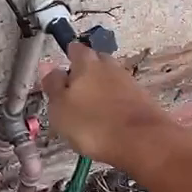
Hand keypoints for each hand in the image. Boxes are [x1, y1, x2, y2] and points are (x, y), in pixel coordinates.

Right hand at [40, 41, 185, 169]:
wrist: (141, 142)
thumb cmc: (93, 124)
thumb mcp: (59, 107)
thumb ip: (53, 85)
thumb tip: (48, 67)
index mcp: (86, 63)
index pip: (75, 49)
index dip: (68, 57)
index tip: (62, 67)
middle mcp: (110, 66)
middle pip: (96, 62)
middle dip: (86, 72)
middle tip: (74, 91)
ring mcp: (129, 83)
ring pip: (110, 79)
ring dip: (101, 89)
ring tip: (90, 109)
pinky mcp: (142, 100)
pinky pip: (123, 96)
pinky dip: (114, 103)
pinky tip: (108, 119)